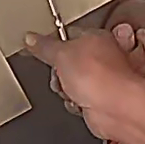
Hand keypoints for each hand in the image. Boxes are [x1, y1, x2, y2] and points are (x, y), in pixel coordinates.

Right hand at [23, 26, 144, 143]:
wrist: (113, 108)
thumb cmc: (100, 76)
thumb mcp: (60, 54)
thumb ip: (43, 46)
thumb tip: (31, 39)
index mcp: (95, 37)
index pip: (68, 35)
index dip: (52, 42)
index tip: (38, 47)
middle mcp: (101, 58)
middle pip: (66, 62)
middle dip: (58, 71)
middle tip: (59, 72)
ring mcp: (100, 81)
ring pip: (69, 83)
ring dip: (65, 89)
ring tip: (71, 88)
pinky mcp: (98, 101)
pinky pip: (76, 100)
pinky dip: (74, 103)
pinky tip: (79, 101)